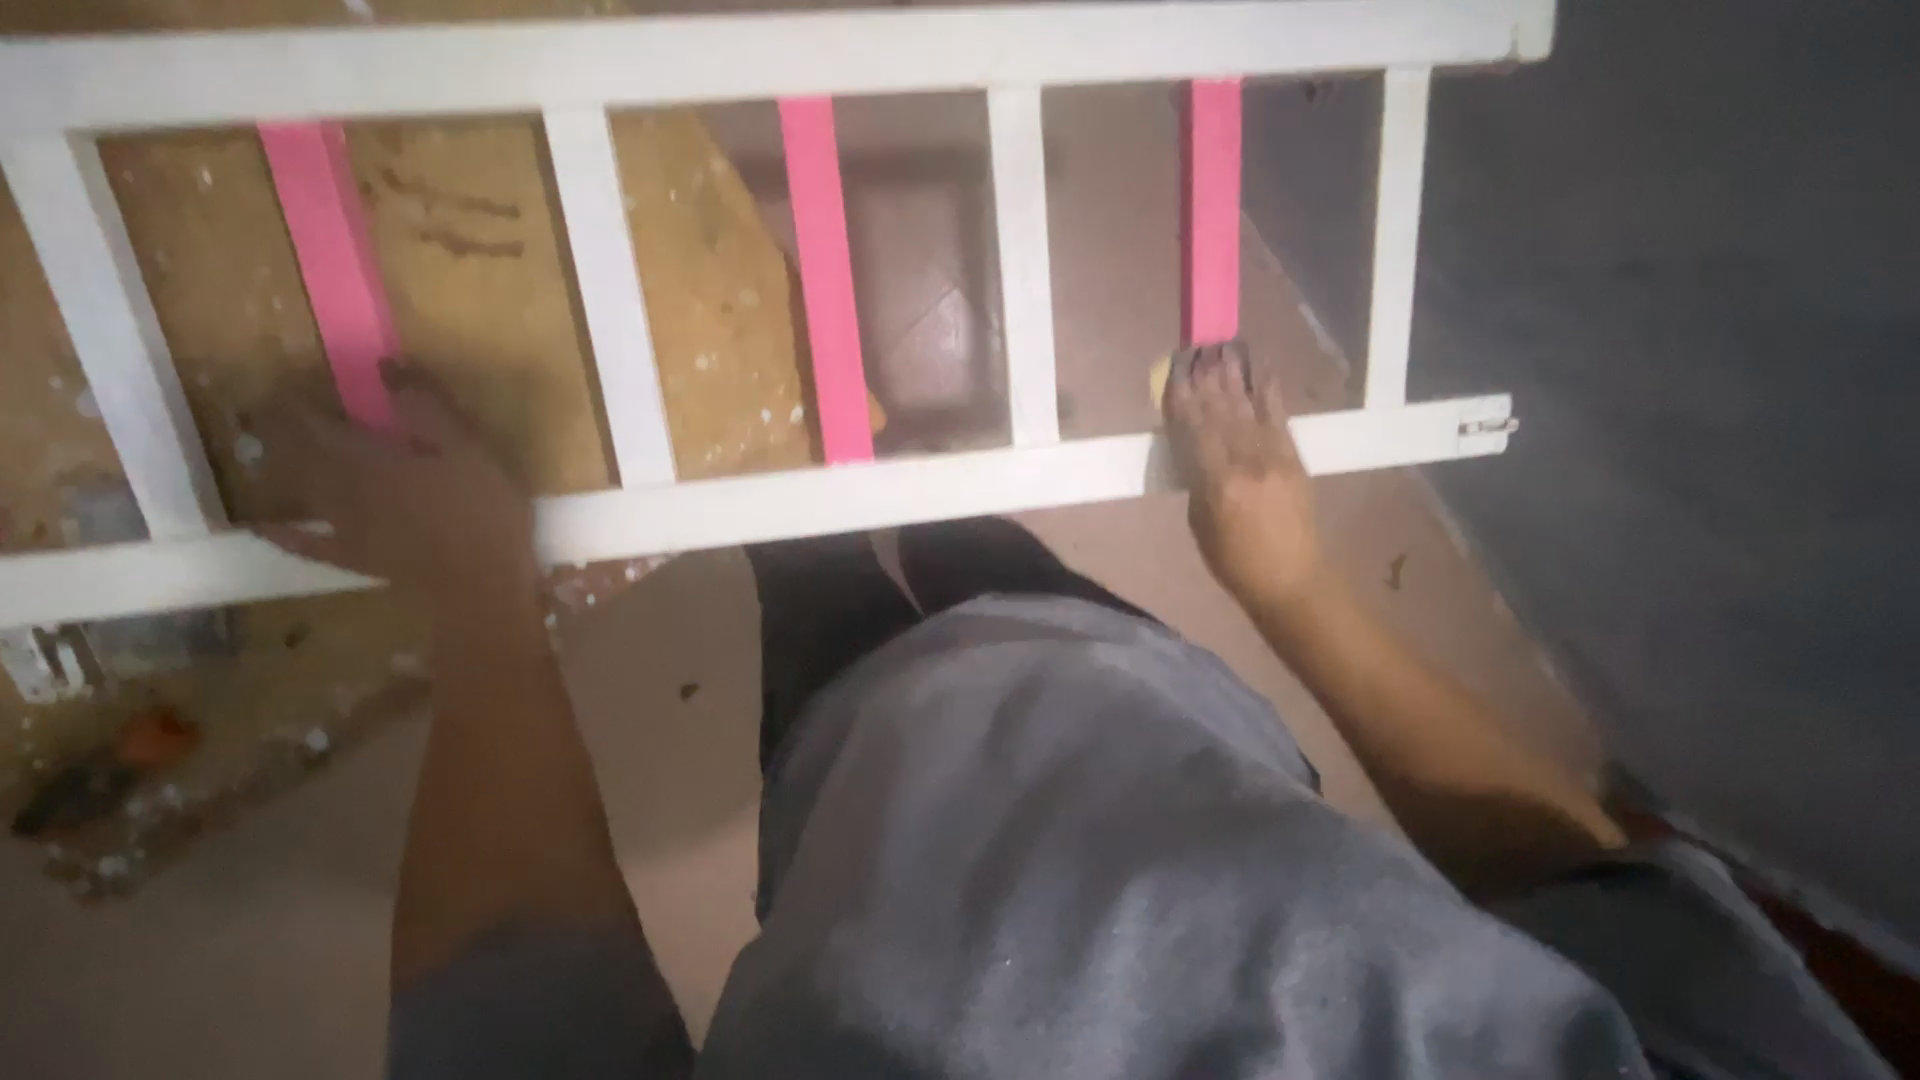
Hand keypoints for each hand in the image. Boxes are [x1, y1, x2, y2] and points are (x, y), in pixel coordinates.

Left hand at [254, 361, 538, 610]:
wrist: (483, 583)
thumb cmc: (483, 512)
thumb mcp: (469, 450)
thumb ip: (427, 408)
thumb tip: (385, 364)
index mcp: (365, 457)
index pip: (308, 421)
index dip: (292, 399)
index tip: (289, 381)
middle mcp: (338, 488)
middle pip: (291, 453)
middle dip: (275, 428)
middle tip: (269, 410)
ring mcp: (341, 526)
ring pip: (292, 490)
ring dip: (273, 467)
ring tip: (265, 449)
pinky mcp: (353, 556)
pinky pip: (303, 542)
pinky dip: (280, 531)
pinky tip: (265, 524)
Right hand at [1163, 340, 1324, 609]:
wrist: (1291, 579)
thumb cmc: (1232, 561)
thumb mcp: (1199, 523)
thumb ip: (1197, 479)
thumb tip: (1192, 446)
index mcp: (1218, 484)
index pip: (1195, 432)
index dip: (1182, 401)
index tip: (1172, 374)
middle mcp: (1247, 463)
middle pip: (1221, 414)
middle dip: (1206, 381)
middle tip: (1196, 350)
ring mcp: (1275, 458)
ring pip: (1248, 410)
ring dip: (1233, 379)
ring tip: (1221, 350)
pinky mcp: (1295, 459)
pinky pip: (1279, 418)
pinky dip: (1269, 392)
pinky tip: (1262, 370)